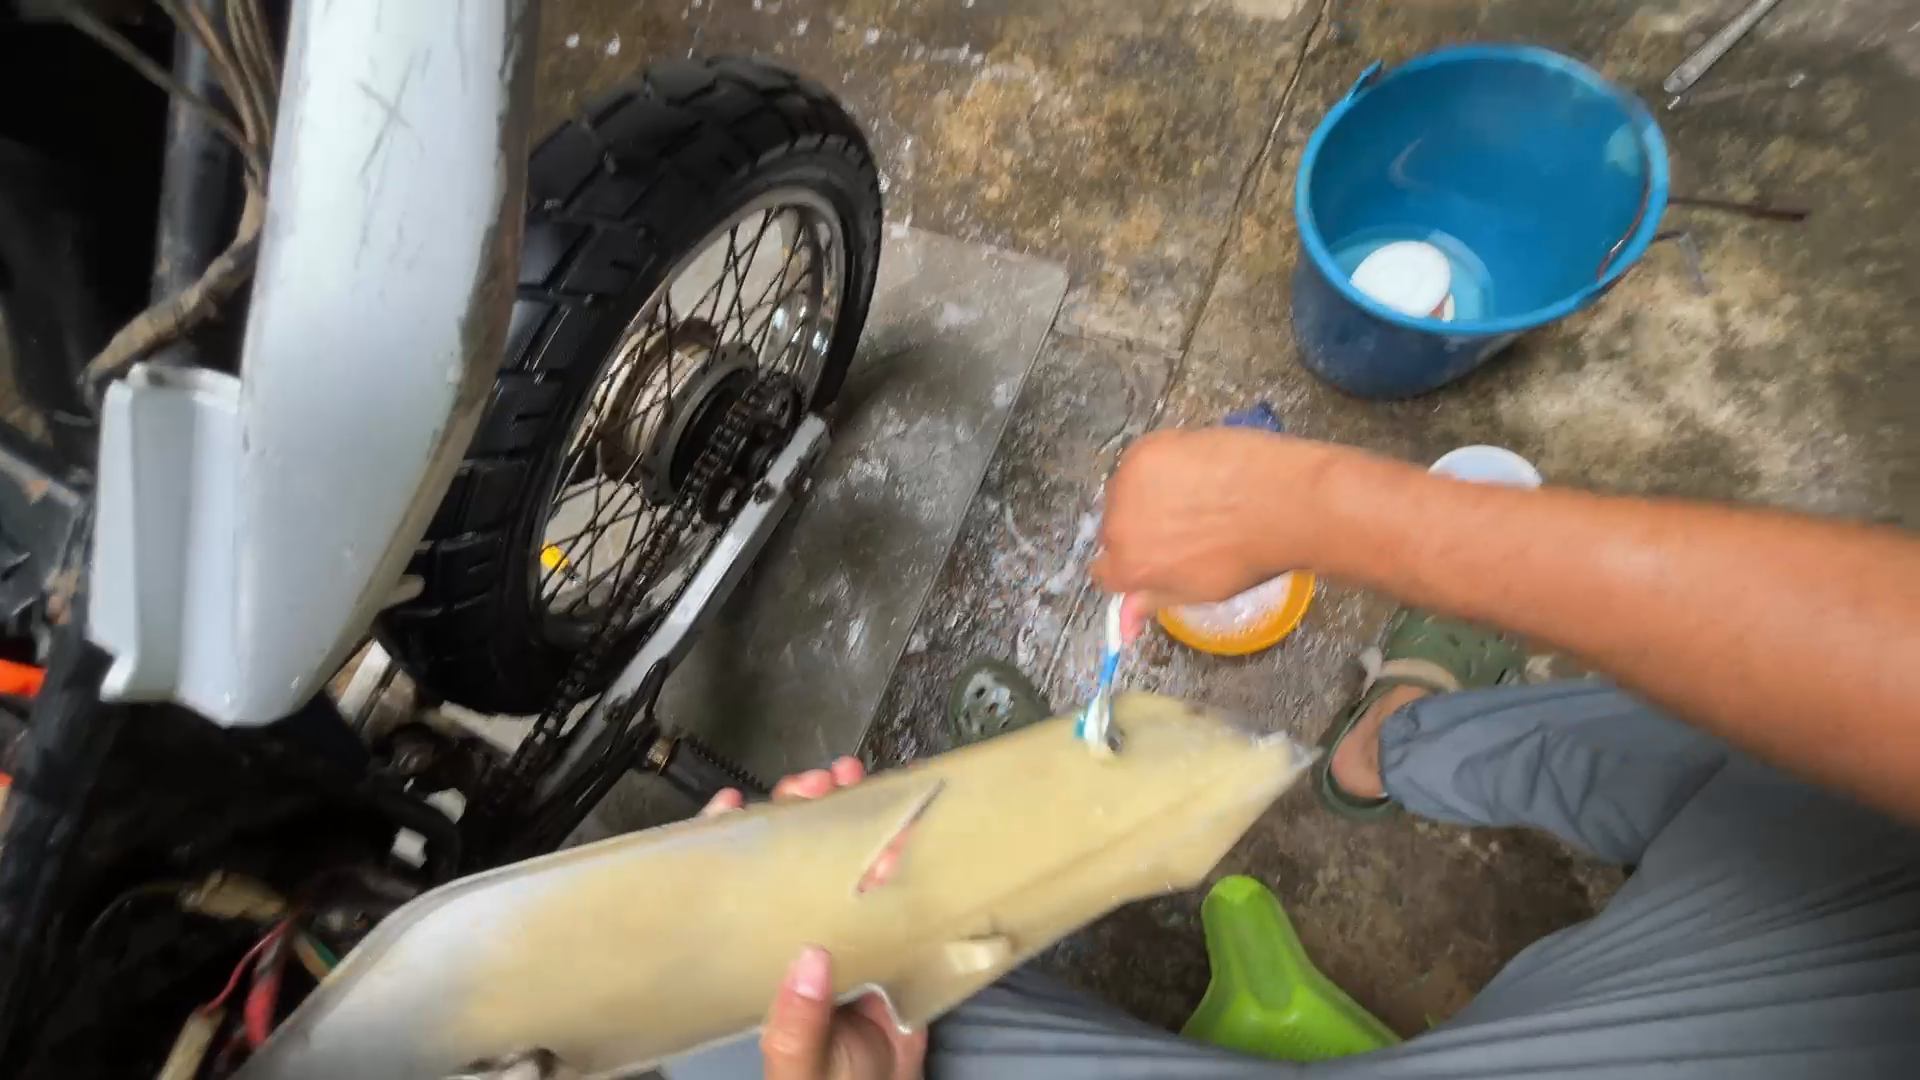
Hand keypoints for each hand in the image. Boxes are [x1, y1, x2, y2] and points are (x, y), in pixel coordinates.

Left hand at [702, 760, 928, 1079]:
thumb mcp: (804, 1070)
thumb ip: (796, 1030)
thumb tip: (807, 961)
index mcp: (762, 951)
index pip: (733, 884)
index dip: (729, 839)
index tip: (733, 804)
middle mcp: (800, 923)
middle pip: (791, 851)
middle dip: (801, 806)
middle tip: (818, 785)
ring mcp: (846, 917)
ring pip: (840, 849)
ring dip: (848, 808)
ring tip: (855, 783)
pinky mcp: (890, 921)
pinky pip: (892, 869)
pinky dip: (898, 837)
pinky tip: (903, 819)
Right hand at [1092, 428, 1329, 640]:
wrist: (1284, 503)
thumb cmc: (1248, 554)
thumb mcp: (1198, 592)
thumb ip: (1152, 603)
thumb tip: (1124, 628)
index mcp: (1130, 567)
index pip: (1104, 571)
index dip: (1131, 564)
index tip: (1155, 557)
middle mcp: (1119, 526)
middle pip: (1112, 530)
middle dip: (1138, 530)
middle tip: (1180, 527)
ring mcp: (1130, 484)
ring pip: (1124, 494)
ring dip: (1144, 496)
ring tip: (1191, 497)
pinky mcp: (1146, 450)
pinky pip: (1140, 463)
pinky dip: (1159, 467)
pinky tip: (1193, 472)